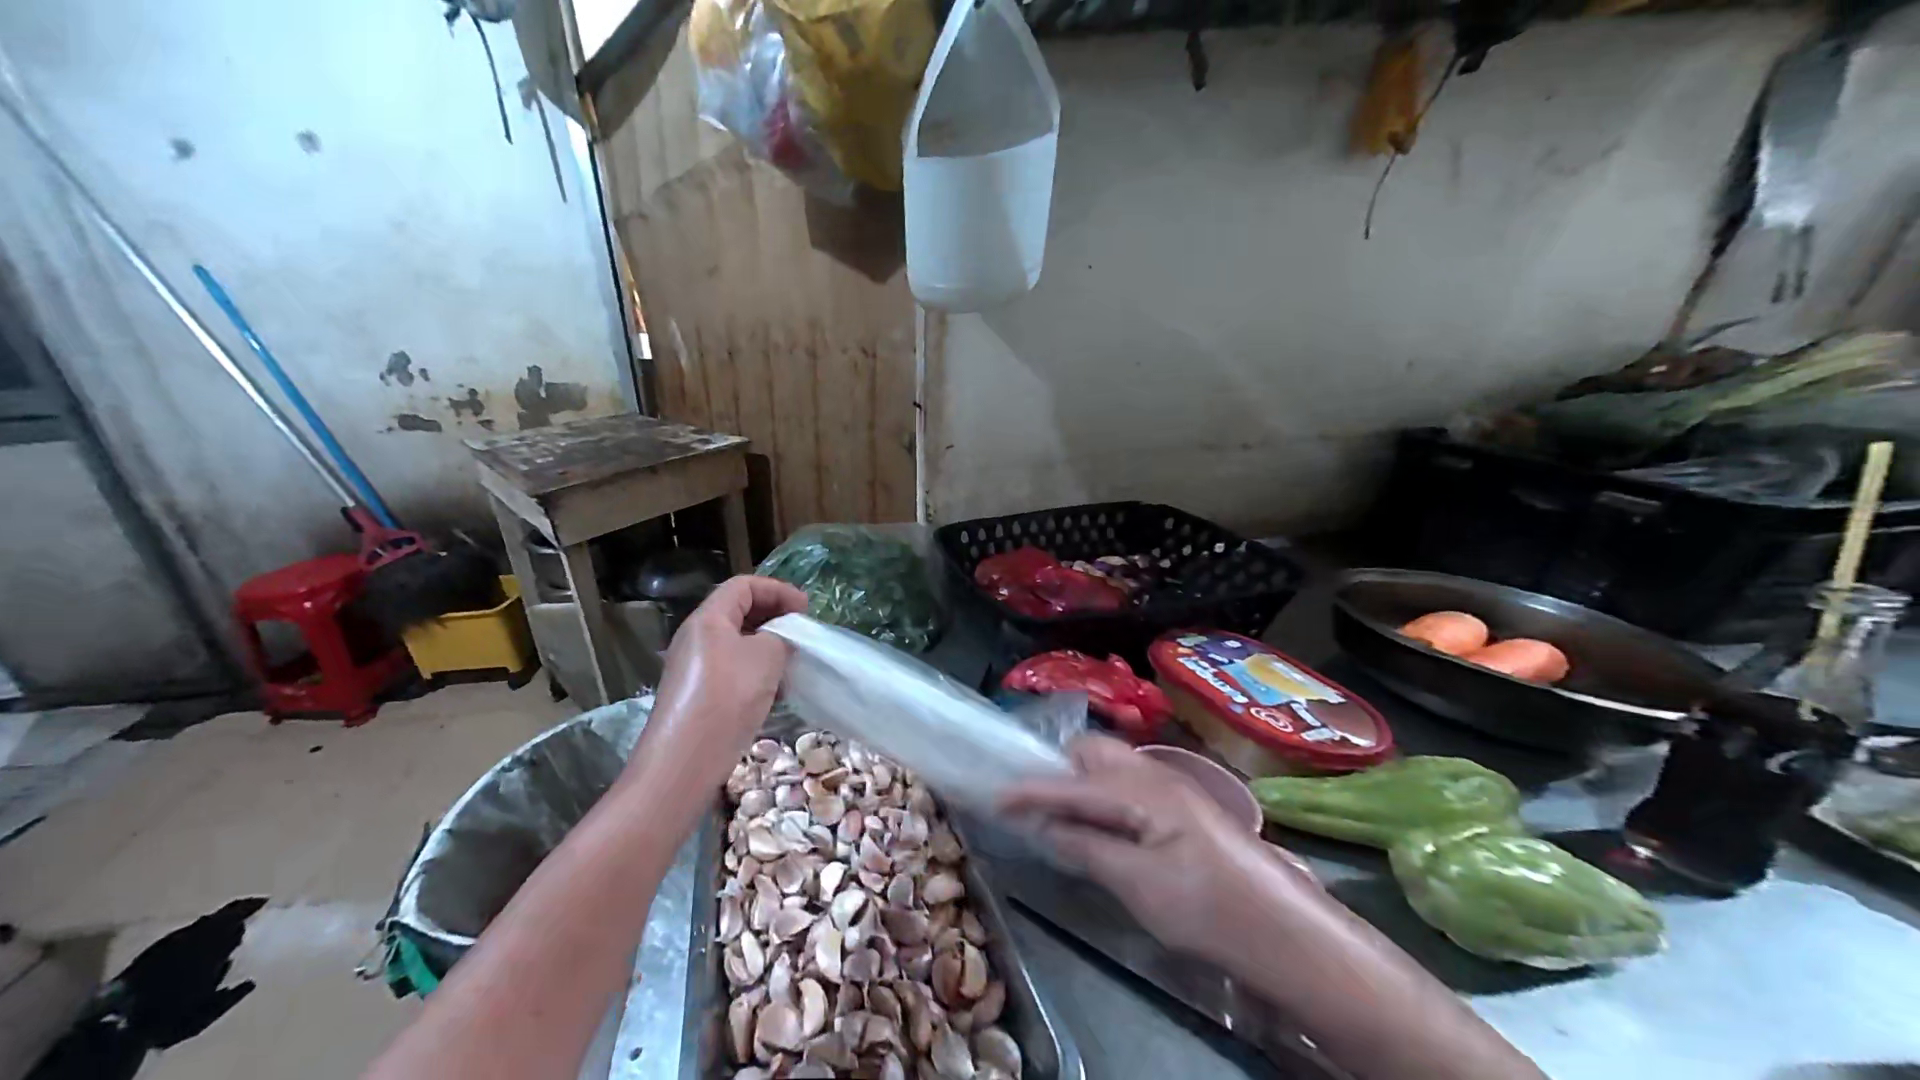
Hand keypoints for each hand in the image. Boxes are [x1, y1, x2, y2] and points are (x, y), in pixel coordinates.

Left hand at [638, 575, 808, 791]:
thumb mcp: (767, 656)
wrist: (686, 759)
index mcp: (708, 618)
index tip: (805, 608)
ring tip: (792, 664)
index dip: (777, 590)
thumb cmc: (728, 696)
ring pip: (738, 643)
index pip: (744, 585)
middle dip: (774, 617)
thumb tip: (780, 640)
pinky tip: (775, 693)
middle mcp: (696, 637)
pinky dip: (756, 672)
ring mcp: (695, 667)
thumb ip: (780, 636)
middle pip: (739, 611)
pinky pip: (732, 669)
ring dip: (768, 647)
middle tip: (801, 633)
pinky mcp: (698, 694)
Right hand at [998, 735, 1319, 959]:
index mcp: (1144, 788)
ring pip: (1115, 766)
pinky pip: (1132, 784)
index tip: (996, 796)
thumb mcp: (1138, 885)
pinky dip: (1106, 796)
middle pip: (1096, 753)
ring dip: (1084, 782)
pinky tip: (1103, 826)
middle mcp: (1159, 774)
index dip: (1032, 789)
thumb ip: (1086, 847)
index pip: (1073, 781)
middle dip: (1060, 769)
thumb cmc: (1208, 910)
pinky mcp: (1187, 807)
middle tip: (1037, 803)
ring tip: (1064, 815)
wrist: (1288, 934)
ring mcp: (1177, 787)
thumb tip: (1044, 826)